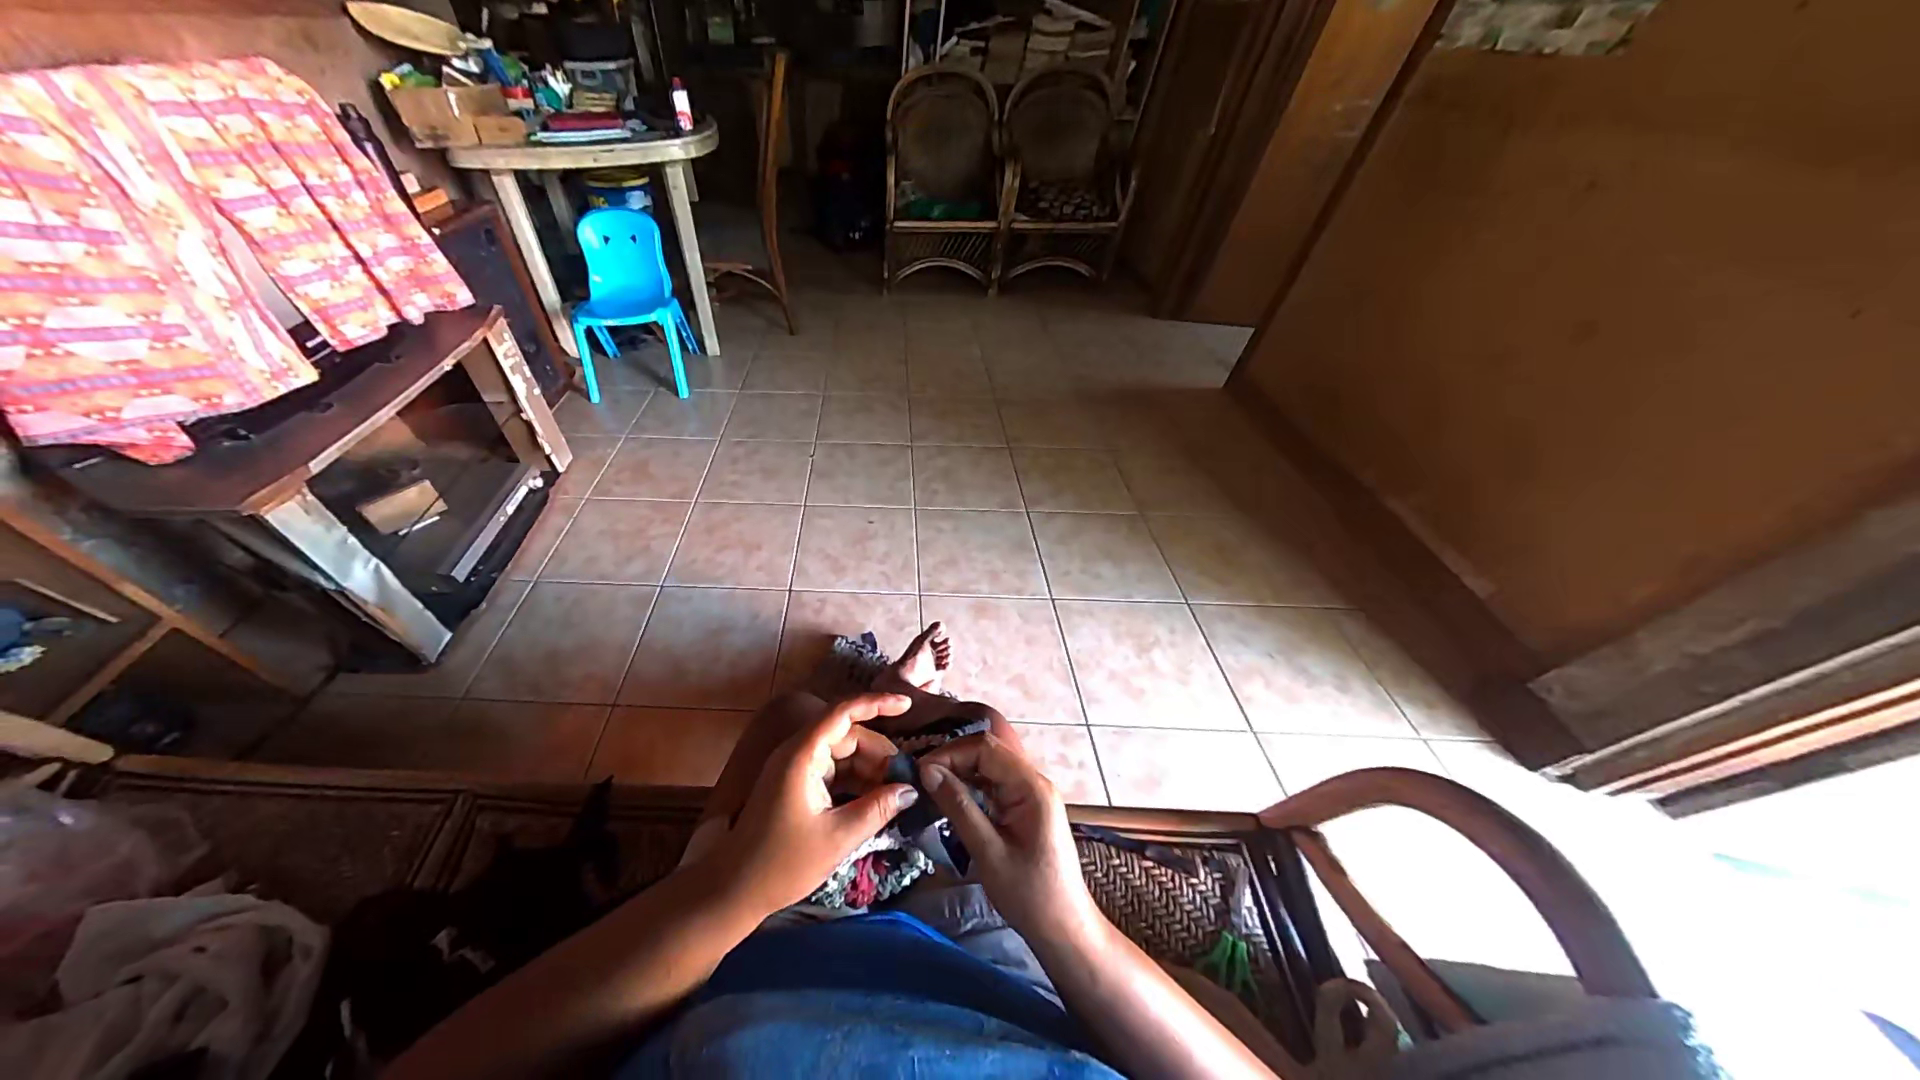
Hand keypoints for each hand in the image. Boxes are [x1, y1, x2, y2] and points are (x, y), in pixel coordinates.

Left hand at [716, 693, 919, 915]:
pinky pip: (834, 772)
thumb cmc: (781, 864)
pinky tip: (876, 801)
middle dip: (879, 753)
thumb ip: (877, 808)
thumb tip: (910, 790)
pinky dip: (856, 782)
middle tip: (906, 780)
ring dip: (870, 770)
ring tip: (895, 793)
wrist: (730, 892)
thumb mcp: (837, 837)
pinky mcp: (797, 786)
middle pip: (848, 736)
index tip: (907, 705)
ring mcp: (796, 769)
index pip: (843, 712)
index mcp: (802, 754)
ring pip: (843, 755)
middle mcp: (798, 753)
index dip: (877, 703)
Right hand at [918, 733, 1099, 942]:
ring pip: (990, 767)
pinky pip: (994, 785)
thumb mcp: (988, 852)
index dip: (950, 753)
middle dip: (953, 760)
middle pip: (988, 752)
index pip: (986, 748)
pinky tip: (951, 801)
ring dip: (960, 773)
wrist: (1064, 928)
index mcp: (1031, 787)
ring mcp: (1031, 794)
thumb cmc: (1029, 894)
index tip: (921, 772)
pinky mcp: (1026, 808)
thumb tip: (928, 772)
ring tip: (930, 789)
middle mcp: (1033, 782)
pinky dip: (971, 788)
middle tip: (921, 780)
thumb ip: (959, 807)